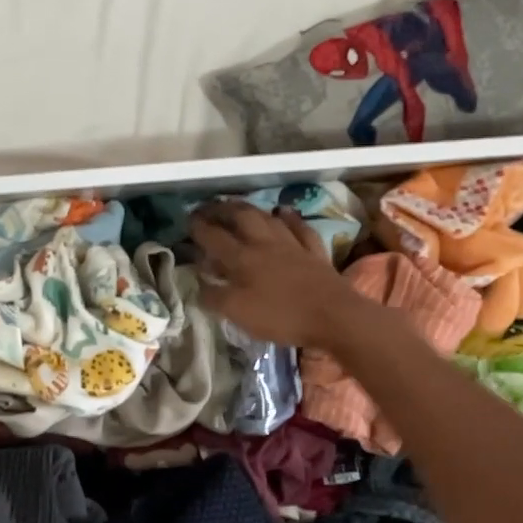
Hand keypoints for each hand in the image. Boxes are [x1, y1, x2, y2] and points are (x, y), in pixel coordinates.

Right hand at [190, 201, 373, 350]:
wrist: (334, 317)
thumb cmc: (281, 316)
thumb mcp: (237, 313)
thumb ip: (214, 296)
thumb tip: (199, 283)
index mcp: (242, 259)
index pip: (214, 237)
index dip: (199, 227)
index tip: (187, 219)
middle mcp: (265, 244)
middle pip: (241, 217)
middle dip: (222, 209)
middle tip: (209, 207)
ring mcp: (292, 245)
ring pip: (268, 218)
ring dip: (250, 209)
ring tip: (238, 206)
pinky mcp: (314, 252)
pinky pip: (300, 228)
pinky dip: (289, 218)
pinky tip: (283, 213)